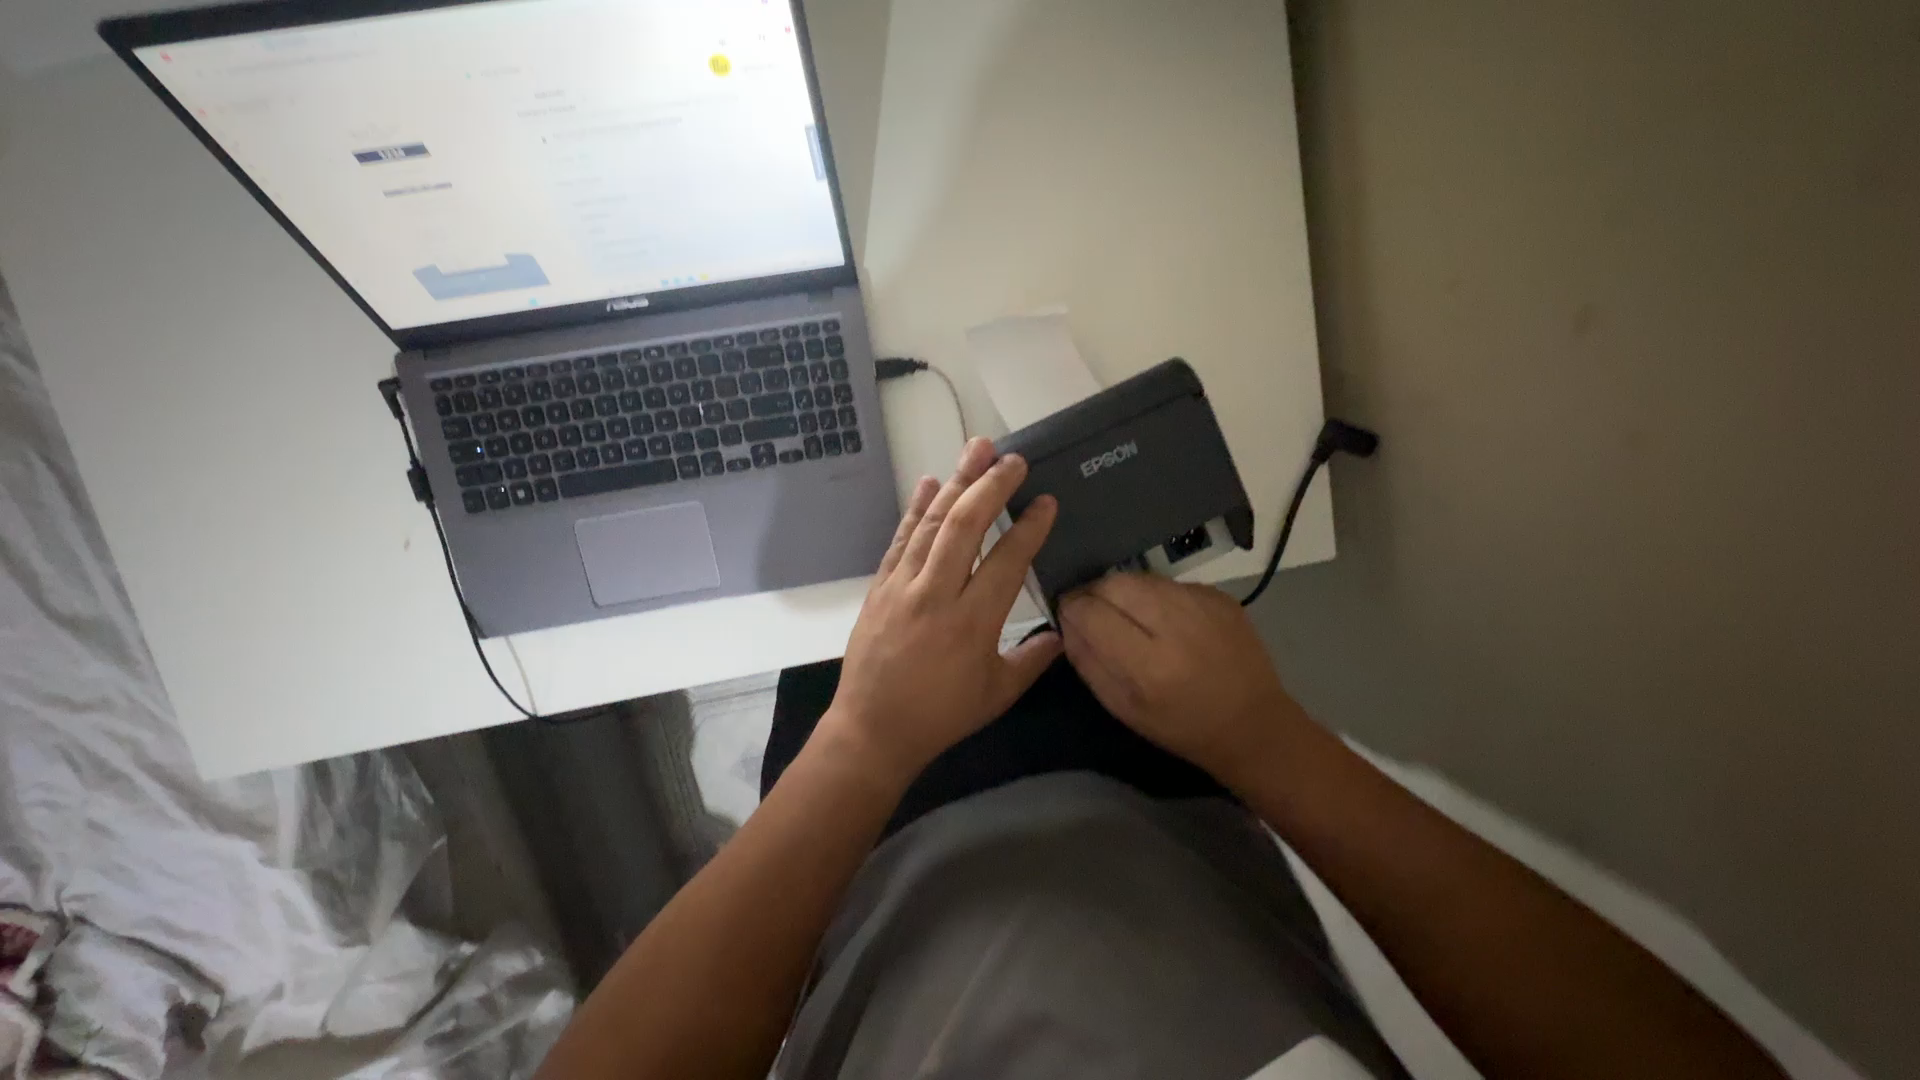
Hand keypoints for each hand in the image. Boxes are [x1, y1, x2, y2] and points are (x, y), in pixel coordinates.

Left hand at [821, 438, 1061, 780]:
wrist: (873, 729)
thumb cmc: (941, 715)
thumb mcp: (997, 694)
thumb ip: (1033, 660)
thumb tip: (1061, 634)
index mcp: (973, 623)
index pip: (1007, 561)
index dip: (1030, 528)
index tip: (1046, 501)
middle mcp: (937, 595)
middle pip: (965, 526)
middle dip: (991, 486)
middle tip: (1013, 459)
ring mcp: (903, 587)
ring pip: (931, 524)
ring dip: (956, 484)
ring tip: (976, 450)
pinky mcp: (879, 587)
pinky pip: (899, 540)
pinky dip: (915, 509)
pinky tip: (930, 483)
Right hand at [1058, 574, 1304, 785]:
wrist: (1252, 723)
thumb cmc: (1181, 726)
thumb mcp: (1122, 708)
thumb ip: (1087, 661)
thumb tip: (1066, 621)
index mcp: (1149, 664)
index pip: (1090, 611)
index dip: (1071, 608)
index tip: (1067, 615)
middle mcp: (1176, 625)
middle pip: (1113, 583)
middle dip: (1094, 593)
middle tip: (1093, 612)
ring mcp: (1202, 605)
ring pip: (1140, 577)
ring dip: (1123, 592)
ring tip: (1128, 617)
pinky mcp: (1219, 596)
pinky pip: (1169, 583)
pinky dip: (1155, 596)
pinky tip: (1164, 621)